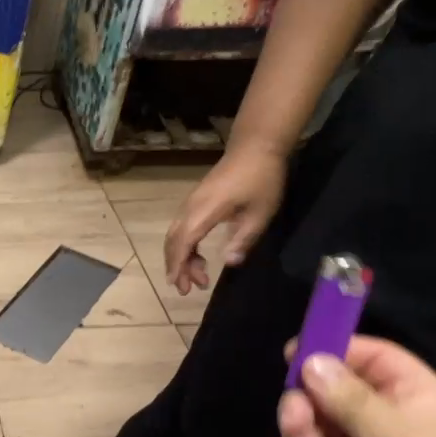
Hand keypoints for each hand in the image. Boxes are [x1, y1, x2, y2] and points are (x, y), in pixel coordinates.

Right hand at [164, 147, 286, 293]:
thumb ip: (244, 238)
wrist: (254, 147)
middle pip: (173, 242)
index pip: (183, 243)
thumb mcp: (261, 212)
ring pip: (175, 236)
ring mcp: (189, 204)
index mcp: (204, 212)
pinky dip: (184, 246)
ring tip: (196, 276)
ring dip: (181, 258)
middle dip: (177, 267)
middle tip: (187, 289)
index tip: (179, 285)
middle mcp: (190, 209)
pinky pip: (180, 228)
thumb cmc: (262, 178)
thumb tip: (229, 262)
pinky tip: (196, 255)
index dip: (179, 266)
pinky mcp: (193, 202)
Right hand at [264, 338, 435, 436]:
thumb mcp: (395, 432)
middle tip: (299, 424)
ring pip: (303, 424)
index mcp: (410, 396)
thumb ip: (347, 395)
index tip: (293, 354)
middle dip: (301, 405)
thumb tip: (310, 358)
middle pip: (322, 390)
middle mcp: (378, 418)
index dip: (331, 349)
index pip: (367, 356)